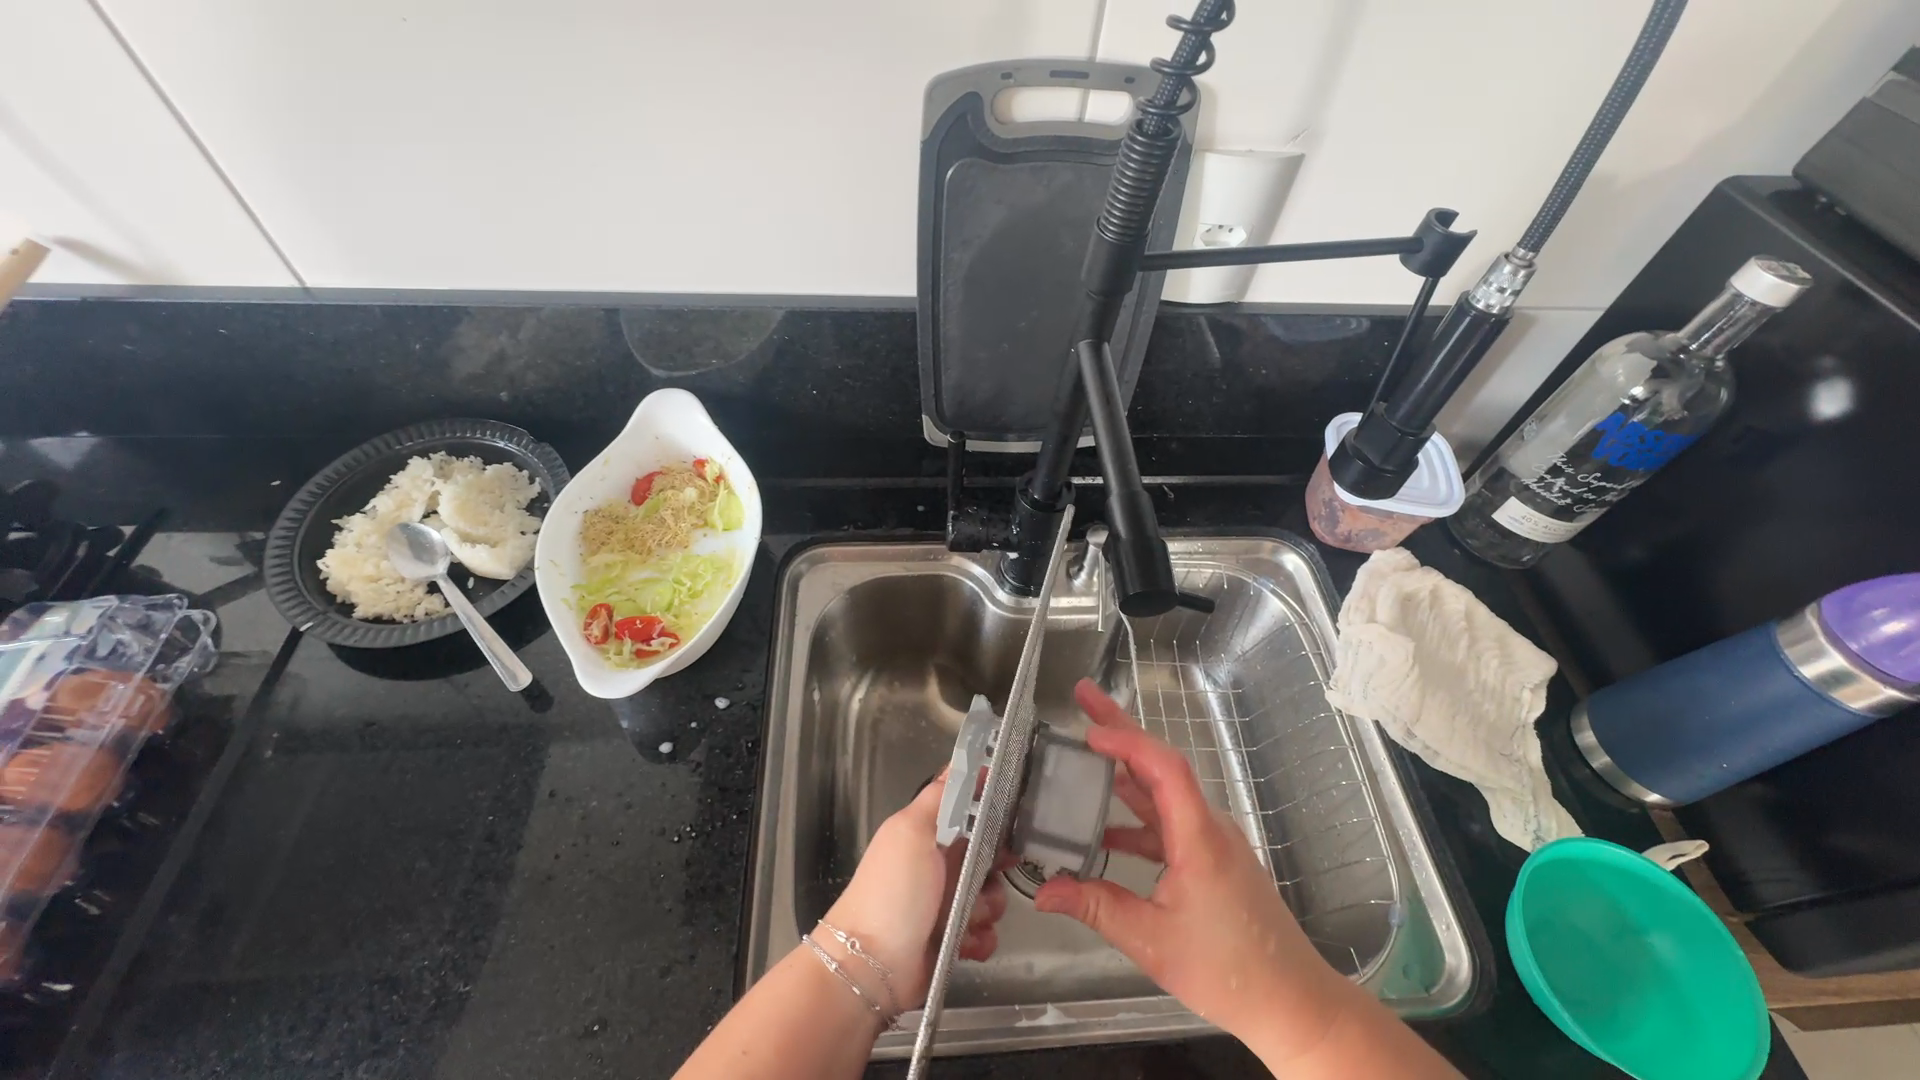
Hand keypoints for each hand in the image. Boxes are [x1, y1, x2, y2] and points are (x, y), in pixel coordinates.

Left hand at [820, 769, 1008, 1010]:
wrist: (871, 966)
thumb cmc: (892, 891)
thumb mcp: (911, 831)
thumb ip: (940, 796)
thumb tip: (965, 760)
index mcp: (928, 834)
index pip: (969, 810)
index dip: (992, 810)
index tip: (1009, 814)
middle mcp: (939, 865)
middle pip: (989, 854)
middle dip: (996, 866)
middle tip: (988, 874)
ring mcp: (946, 904)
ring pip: (992, 896)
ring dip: (987, 908)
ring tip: (967, 917)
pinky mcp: (953, 939)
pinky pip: (986, 933)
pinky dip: (981, 939)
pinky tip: (966, 943)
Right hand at [1034, 681, 1363, 1062]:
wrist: (1291, 1001)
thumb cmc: (1227, 970)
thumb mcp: (1151, 940)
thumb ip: (1096, 907)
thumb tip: (1042, 891)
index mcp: (1198, 836)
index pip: (1164, 767)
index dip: (1127, 742)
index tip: (1088, 729)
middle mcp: (1208, 826)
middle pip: (1160, 764)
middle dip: (1120, 729)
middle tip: (1083, 697)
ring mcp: (1211, 841)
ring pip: (1162, 792)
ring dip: (1123, 771)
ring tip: (1083, 752)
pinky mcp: (1211, 859)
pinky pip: (1167, 822)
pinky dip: (1134, 818)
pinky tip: (1102, 833)